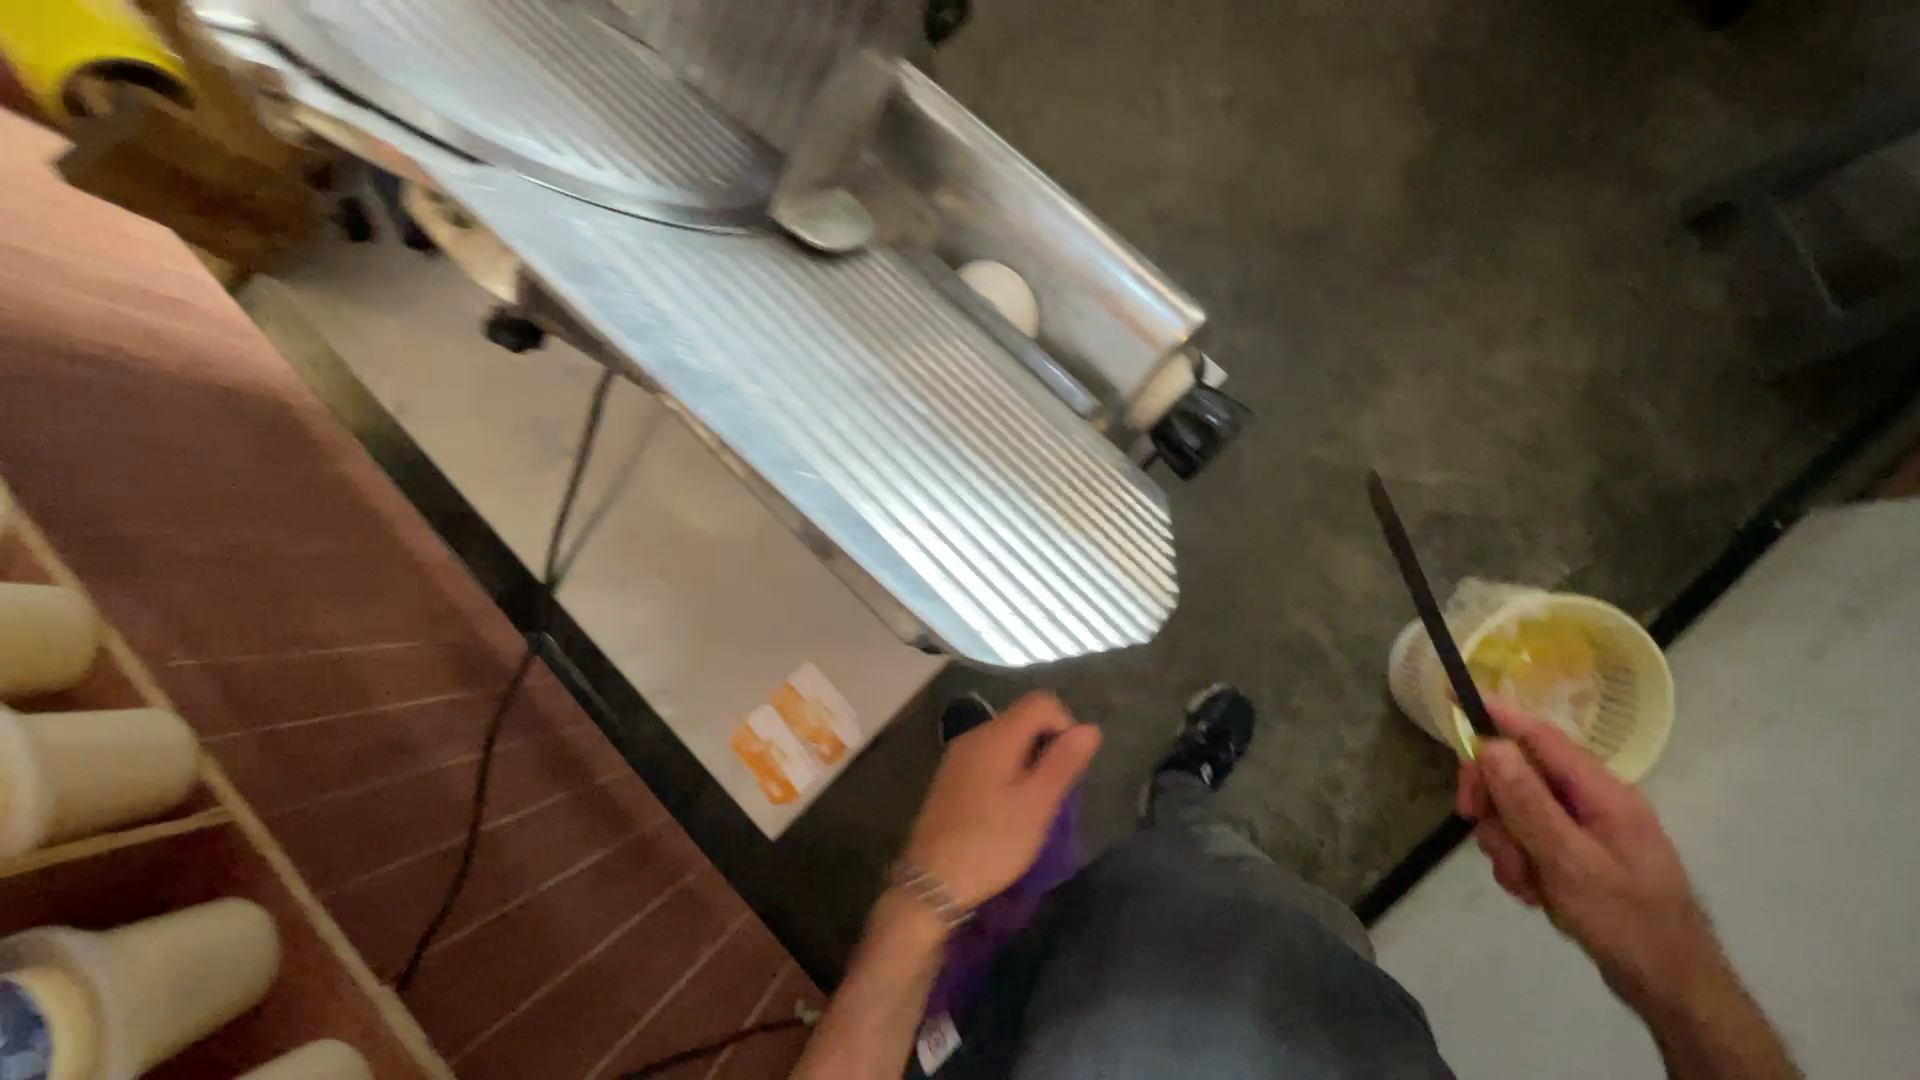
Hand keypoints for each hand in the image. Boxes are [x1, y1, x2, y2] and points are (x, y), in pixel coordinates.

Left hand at [904, 692, 1100, 908]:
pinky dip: (1010, 770)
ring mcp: (958, 756)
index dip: (1066, 724)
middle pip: (1023, 718)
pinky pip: (990, 757)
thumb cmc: (991, 843)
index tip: (1071, 766)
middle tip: (1056, 790)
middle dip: (1049, 744)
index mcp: (995, 736)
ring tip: (1036, 802)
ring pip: (1007, 739)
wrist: (933, 881)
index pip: (1041, 702)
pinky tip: (1010, 807)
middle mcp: (974, 735)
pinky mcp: (951, 777)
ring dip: (1030, 760)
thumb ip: (1063, 762)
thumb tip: (1090, 728)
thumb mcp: (1037, 805)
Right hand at [1457, 703, 1730, 1015]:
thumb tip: (1492, 746)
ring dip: (1505, 841)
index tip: (1454, 698)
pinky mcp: (1575, 853)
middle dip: (1492, 800)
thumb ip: (1529, 802)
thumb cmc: (1626, 920)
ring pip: (1515, 809)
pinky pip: (1526, 838)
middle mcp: (1593, 801)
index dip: (1497, 715)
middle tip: (1474, 822)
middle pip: (1518, 773)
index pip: (1540, 736)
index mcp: (1602, 792)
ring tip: (1521, 880)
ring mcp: (1584, 828)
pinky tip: (1530, 891)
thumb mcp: (1569, 861)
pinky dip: (1517, 860)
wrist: (1672, 987)